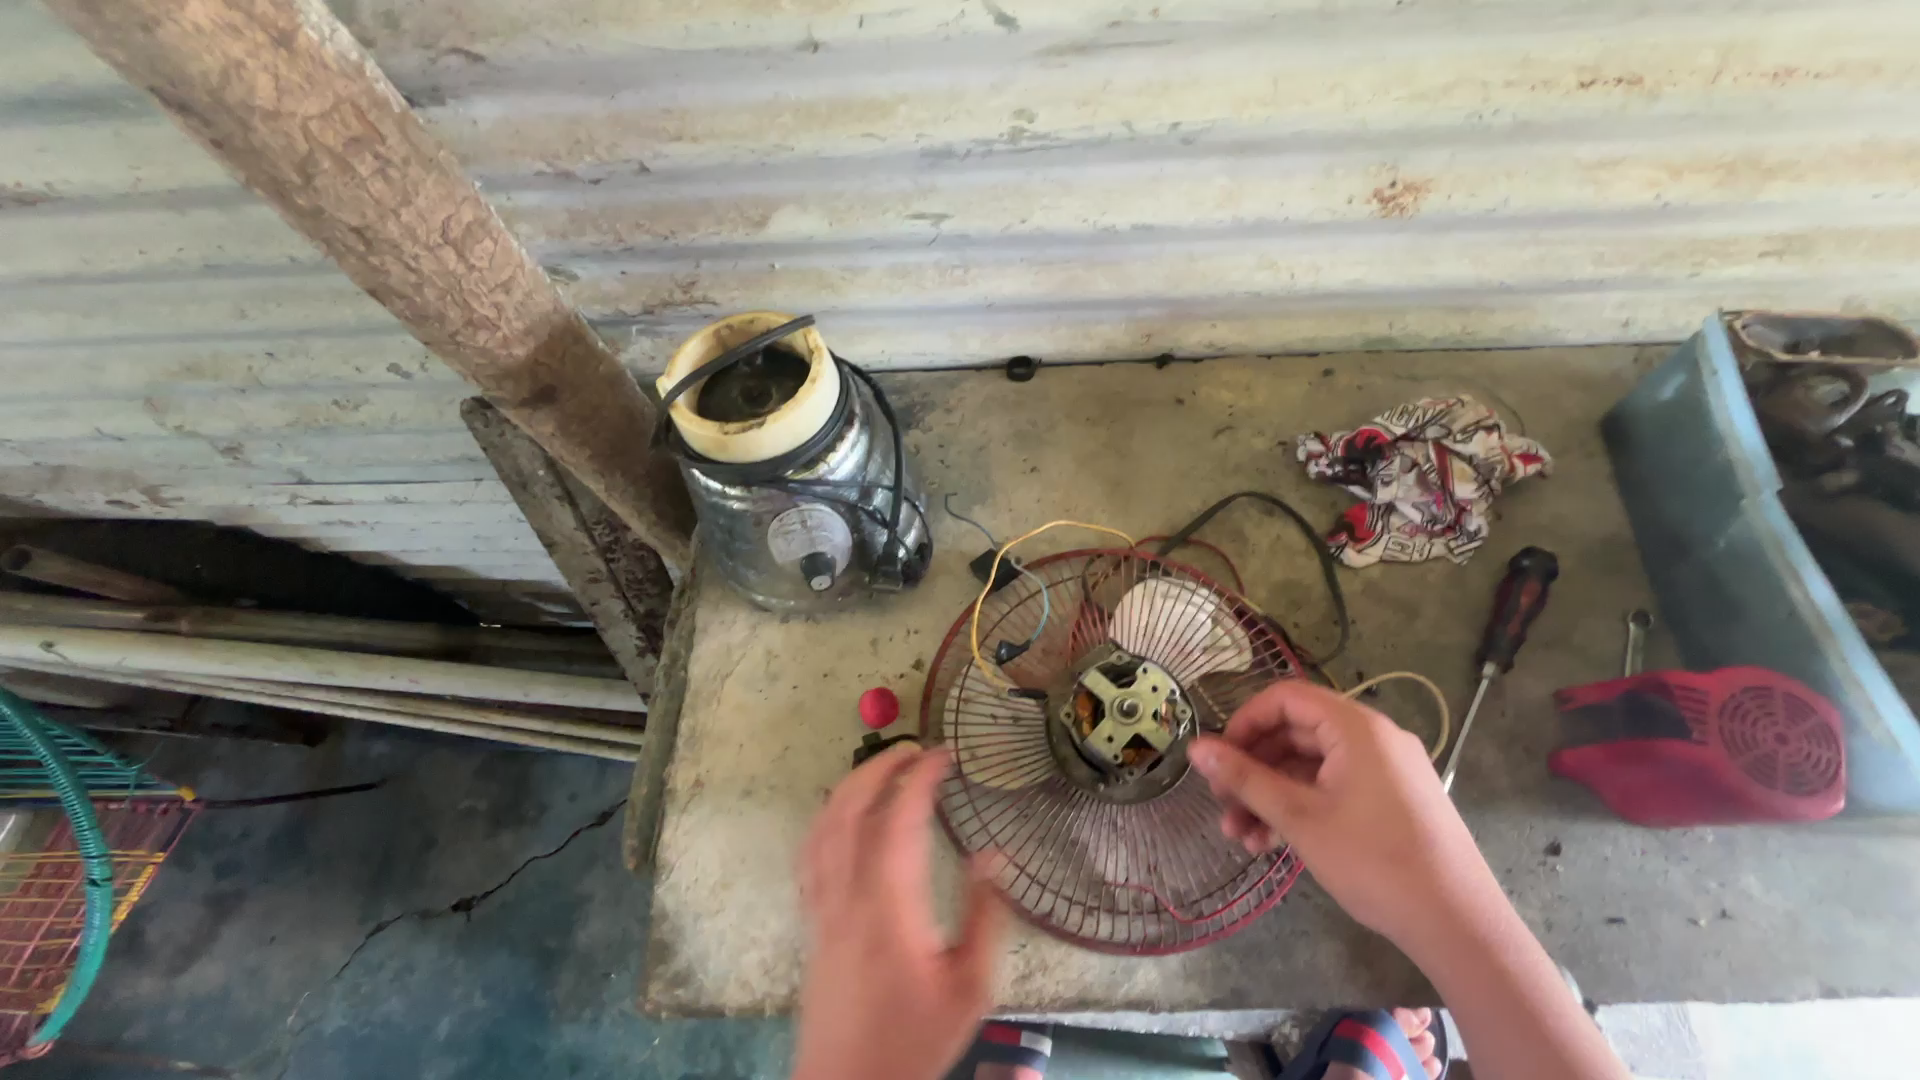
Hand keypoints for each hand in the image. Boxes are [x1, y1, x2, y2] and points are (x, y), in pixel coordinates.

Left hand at [793, 745, 1007, 1079]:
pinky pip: (809, 852)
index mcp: (888, 904)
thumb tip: (992, 855)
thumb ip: (984, 918)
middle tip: (913, 749)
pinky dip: (826, 817)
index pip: (900, 819)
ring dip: (851, 784)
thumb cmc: (913, 1039)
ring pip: (824, 824)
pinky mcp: (810, 919)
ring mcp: (821, 904)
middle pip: (851, 807)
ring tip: (881, 766)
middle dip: (880, 767)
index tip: (944, 754)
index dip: (920, 778)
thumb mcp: (970, 987)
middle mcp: (847, 893)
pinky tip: (840, 813)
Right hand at [1187, 681, 1500, 949]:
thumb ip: (1245, 778)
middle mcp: (1373, 739)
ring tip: (1239, 837)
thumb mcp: (1299, 818)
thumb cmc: (1374, 860)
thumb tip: (1195, 748)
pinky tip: (1270, 844)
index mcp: (1356, 728)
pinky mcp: (1390, 802)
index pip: (1286, 698)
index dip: (1244, 723)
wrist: (1459, 926)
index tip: (1218, 759)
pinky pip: (1332, 789)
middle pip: (1295, 734)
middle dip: (1252, 770)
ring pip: (1309, 768)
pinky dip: (1299, 809)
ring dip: (1269, 797)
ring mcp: (1384, 772)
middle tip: (1221, 804)